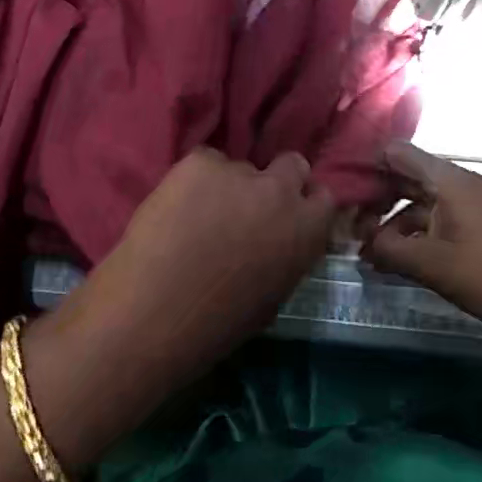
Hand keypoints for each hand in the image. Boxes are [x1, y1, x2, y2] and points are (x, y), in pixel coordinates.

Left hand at [59, 148, 337, 383]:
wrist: (159, 307)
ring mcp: (239, 171)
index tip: (285, 213)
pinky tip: (175, 207)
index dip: (302, 203)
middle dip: (275, 179)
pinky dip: (192, 180)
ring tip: (197, 213)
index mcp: (307, 230)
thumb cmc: (219, 321)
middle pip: (292, 164)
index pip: (323, 197)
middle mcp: (280, 191)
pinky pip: (203, 163)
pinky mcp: (199, 161)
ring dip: (225, 185)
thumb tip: (276, 240)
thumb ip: (286, 255)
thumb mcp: (274, 295)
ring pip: (238, 167)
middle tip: (247, 202)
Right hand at [361, 142, 481, 340]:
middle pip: (406, 177)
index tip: (339, 191)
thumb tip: (362, 245)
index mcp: (448, 179)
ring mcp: (476, 204)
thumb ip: (389, 250)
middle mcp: (461, 183)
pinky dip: (419, 235)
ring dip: (396, 224)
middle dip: (375, 201)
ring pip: (423, 203)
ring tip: (373, 255)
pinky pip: (441, 219)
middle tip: (350, 230)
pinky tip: (404, 261)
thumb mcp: (433, 265)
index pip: (395, 153)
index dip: (365, 166)